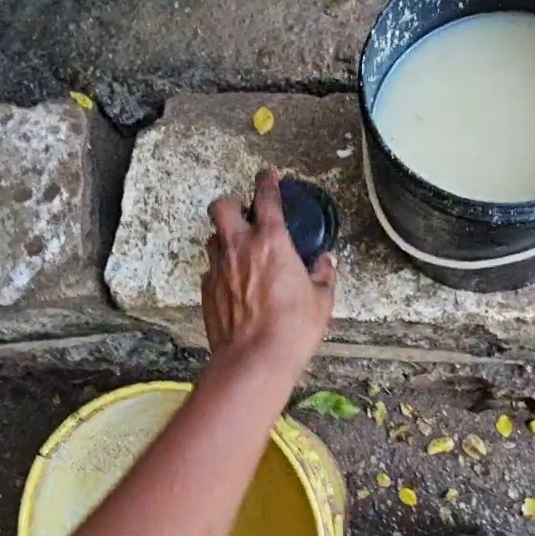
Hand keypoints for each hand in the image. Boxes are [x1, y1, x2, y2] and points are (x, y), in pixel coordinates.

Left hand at [202, 168, 336, 366]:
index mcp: (271, 241)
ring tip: (241, 250)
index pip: (265, 198)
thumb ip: (323, 275)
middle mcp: (239, 247)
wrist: (254, 359)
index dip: (266, 181)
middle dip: (231, 203)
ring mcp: (218, 268)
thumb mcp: (321, 300)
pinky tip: (235, 283)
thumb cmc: (292, 328)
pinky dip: (222, 269)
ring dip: (225, 237)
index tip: (268, 175)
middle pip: (221, 206)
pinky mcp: (207, 291)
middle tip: (245, 213)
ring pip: (213, 238)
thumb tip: (326, 262)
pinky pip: (211, 269)